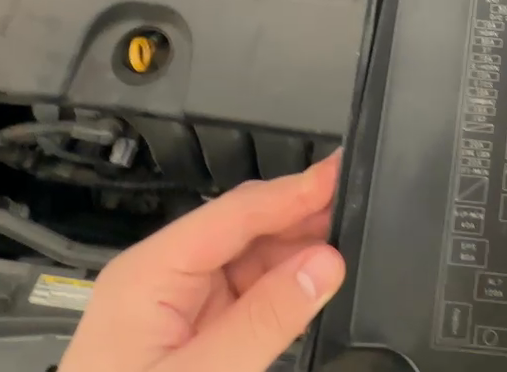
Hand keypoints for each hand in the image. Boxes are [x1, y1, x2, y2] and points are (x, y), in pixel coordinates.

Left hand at [60, 153, 345, 371]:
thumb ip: (266, 319)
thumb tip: (327, 262)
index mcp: (149, 273)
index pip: (235, 212)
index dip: (294, 190)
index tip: (342, 173)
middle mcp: (160, 278)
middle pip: (243, 229)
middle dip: (300, 218)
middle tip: (357, 208)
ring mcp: (174, 306)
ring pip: (248, 259)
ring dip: (295, 254)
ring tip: (343, 248)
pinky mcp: (187, 334)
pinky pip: (243, 294)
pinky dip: (281, 289)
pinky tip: (310, 286)